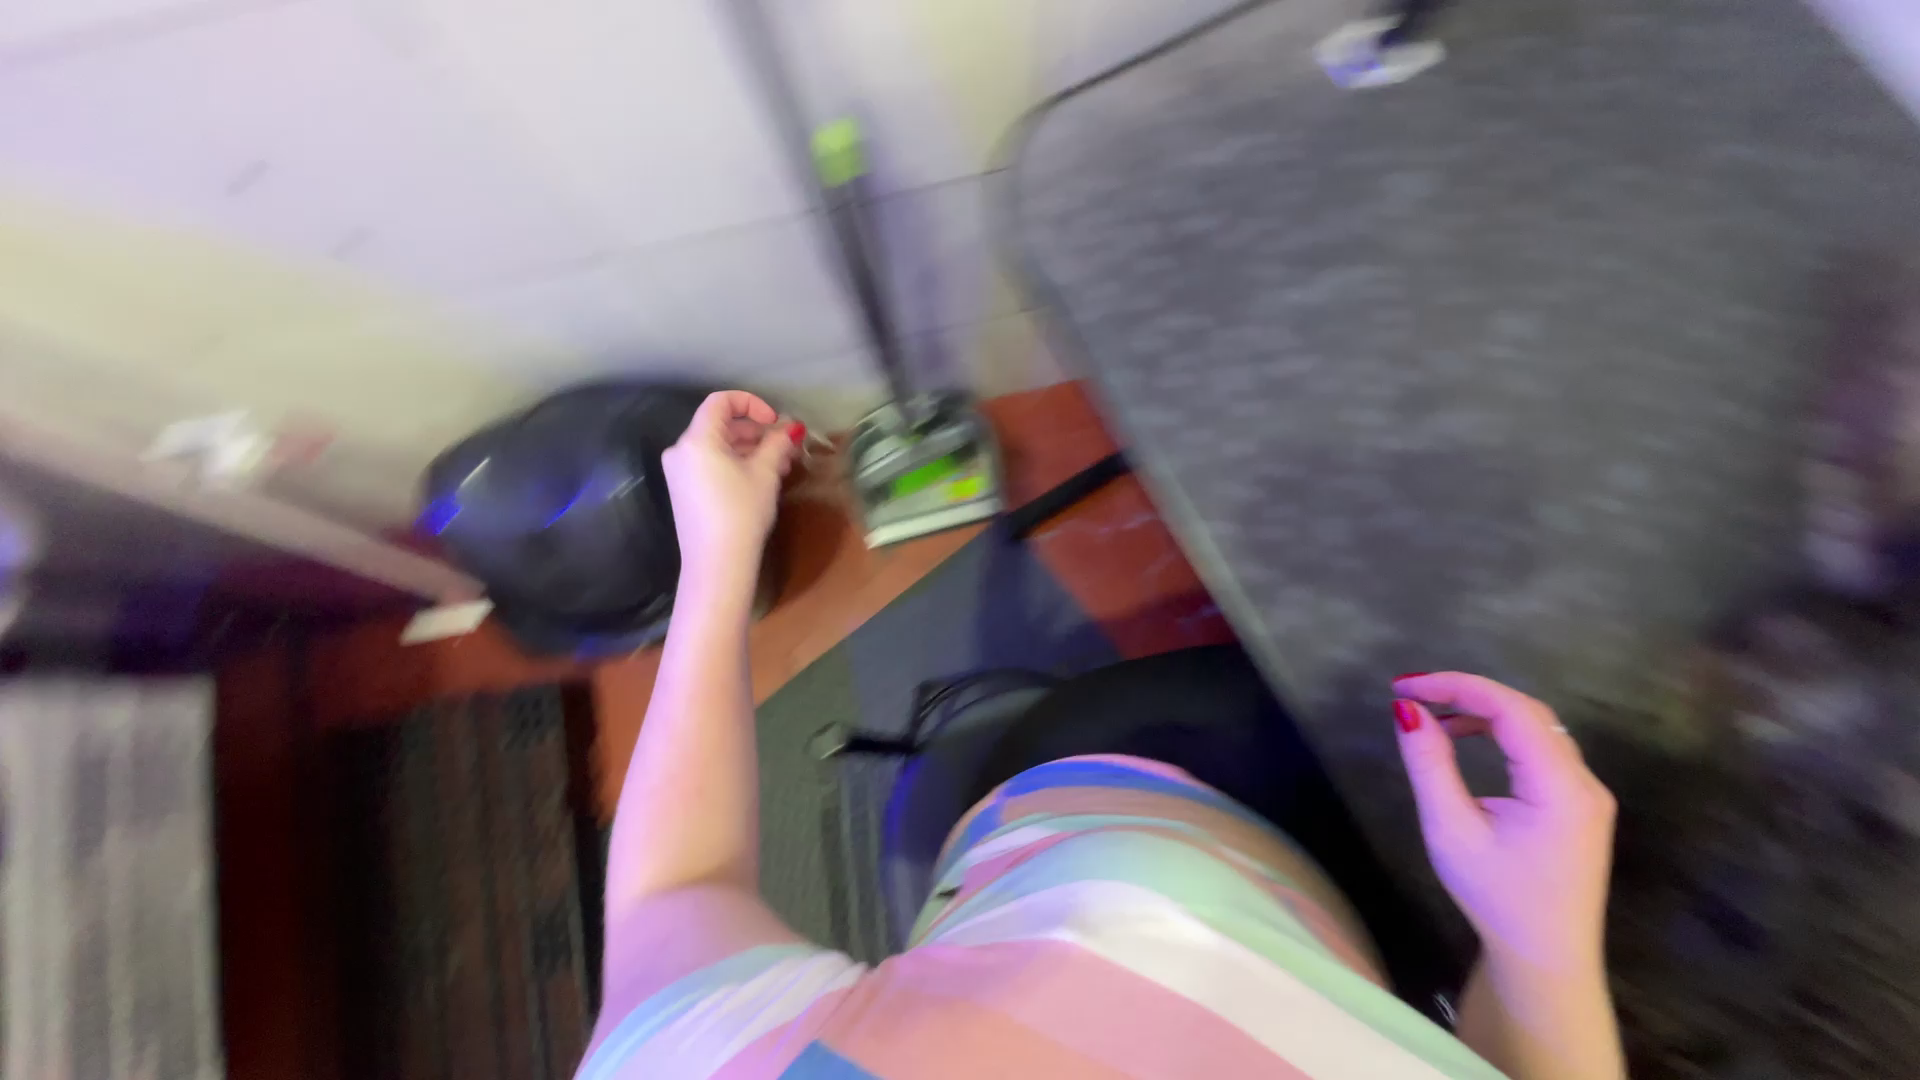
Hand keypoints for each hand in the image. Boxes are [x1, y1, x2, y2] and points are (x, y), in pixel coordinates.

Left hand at [660, 391, 797, 588]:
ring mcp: (679, 472)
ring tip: (780, 466)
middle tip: (786, 448)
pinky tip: (759, 480)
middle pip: (720, 425)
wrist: (717, 563)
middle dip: (756, 432)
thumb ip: (777, 443)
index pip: (721, 401)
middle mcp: (681, 450)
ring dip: (749, 450)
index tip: (775, 422)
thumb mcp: (765, 474)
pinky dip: (734, 464)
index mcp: (697, 439)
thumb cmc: (741, 512)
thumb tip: (790, 428)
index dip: (752, 404)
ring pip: (718, 447)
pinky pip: (710, 464)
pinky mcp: (684, 491)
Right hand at [1391, 672, 1616, 973]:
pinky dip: (1497, 732)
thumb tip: (1406, 709)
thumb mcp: (1450, 828)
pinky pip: (1537, 748)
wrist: (1543, 958)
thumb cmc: (1495, 895)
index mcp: (1561, 787)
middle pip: (1527, 711)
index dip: (1456, 685)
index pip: (1511, 709)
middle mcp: (1583, 782)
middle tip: (1412, 691)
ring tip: (1431, 714)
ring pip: (1534, 727)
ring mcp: (1584, 794)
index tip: (1403, 685)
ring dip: (1481, 710)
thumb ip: (1429, 763)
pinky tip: (1462, 739)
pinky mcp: (1574, 804)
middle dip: (1467, 691)